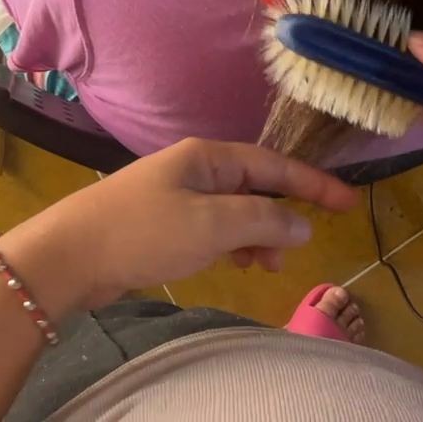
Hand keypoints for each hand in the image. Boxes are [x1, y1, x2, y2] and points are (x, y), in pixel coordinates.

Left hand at [1, 139, 357, 312]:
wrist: (73, 252)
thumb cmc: (144, 230)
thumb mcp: (210, 225)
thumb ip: (261, 221)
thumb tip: (301, 222)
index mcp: (206, 156)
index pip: (271, 163)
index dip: (312, 181)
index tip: (349, 200)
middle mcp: (194, 168)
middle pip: (254, 184)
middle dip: (281, 213)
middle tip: (302, 246)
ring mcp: (178, 193)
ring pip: (235, 210)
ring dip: (257, 234)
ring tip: (265, 265)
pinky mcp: (165, 221)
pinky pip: (214, 227)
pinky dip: (232, 243)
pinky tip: (236, 263)